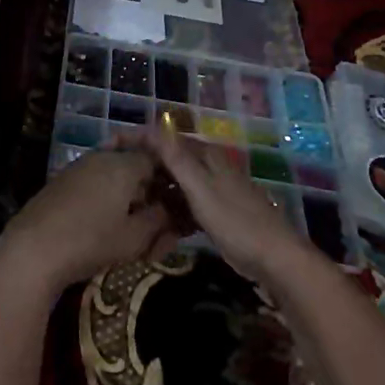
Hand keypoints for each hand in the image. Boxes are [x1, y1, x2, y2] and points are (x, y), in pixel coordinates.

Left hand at [0, 143, 179, 289]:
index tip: (179, 203)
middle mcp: (101, 157)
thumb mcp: (135, 237)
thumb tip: (172, 210)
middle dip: (150, 189)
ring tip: (135, 230)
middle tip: (159, 221)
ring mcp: (79, 167)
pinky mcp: (63, 181)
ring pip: (115, 175)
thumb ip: (159, 219)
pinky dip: (108, 199)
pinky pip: (96, 182)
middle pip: (135, 165)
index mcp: (122, 164)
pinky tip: (110, 224)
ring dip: (129, 197)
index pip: (158, 158)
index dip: (171, 179)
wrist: (33, 248)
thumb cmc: (90, 241)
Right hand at [125, 127, 307, 282]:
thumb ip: (178, 159)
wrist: (275, 259)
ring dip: (156, 188)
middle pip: (169, 159)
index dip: (137, 138)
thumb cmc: (236, 221)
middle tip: (116, 178)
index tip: (109, 147)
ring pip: (176, 183)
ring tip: (132, 201)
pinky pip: (186, 203)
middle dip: (144, 164)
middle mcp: (210, 167)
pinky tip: (159, 221)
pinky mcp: (216, 212)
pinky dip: (171, 208)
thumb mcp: (201, 189)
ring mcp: (214, 190)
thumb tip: (155, 125)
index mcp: (206, 156)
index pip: (165, 137)